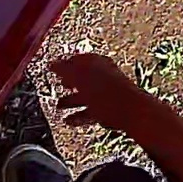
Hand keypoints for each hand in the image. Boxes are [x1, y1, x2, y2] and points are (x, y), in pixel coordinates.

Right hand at [51, 53, 168, 134]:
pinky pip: (92, 111)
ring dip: (71, 101)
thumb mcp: (80, 78)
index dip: (64, 64)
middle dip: (68, 82)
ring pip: (86, 96)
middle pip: (82, 78)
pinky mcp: (111, 110)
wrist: (131, 111)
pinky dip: (79, 115)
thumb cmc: (105, 91)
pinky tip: (68, 121)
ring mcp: (108, 93)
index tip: (52, 69)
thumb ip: (65, 70)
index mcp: (97, 63)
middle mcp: (104, 75)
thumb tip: (52, 64)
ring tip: (58, 107)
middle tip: (58, 85)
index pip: (77, 60)